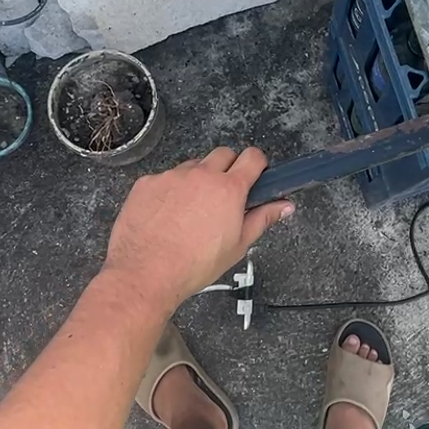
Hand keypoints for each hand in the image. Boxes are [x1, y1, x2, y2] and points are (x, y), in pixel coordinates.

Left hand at [103, 147, 292, 311]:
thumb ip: (263, 219)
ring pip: (193, 165)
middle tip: (223, 195)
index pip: (253, 156)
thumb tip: (285, 206)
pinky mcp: (147, 182)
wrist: (144, 275)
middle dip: (228, 168)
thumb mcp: (237, 246)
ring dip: (197, 179)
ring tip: (190, 211)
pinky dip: (169, 190)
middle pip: (224, 153)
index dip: (257, 164)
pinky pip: (165, 178)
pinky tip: (166, 215)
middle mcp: (201, 175)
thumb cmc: (193, 266)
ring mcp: (172, 176)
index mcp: (229, 189)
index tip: (254, 176)